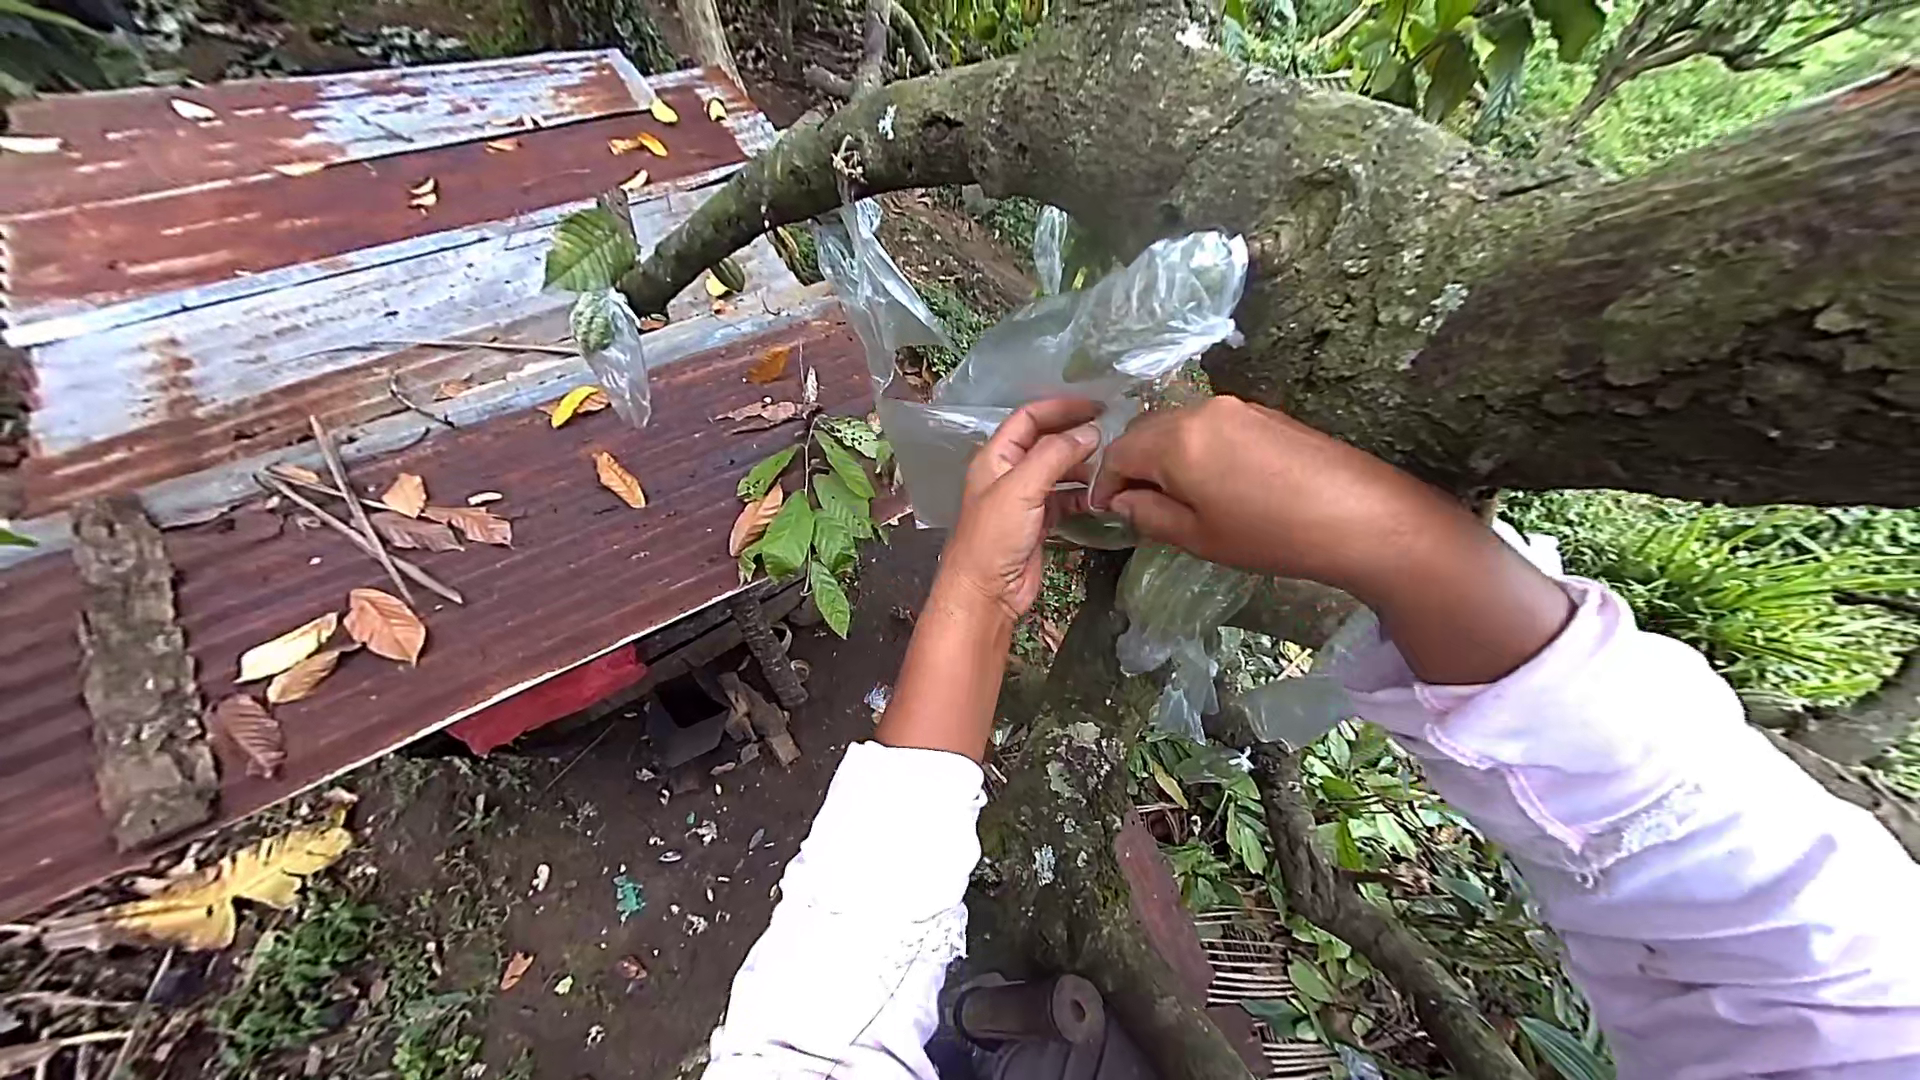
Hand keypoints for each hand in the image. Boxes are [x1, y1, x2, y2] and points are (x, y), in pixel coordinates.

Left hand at [937, 398, 1102, 624]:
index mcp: (995, 457)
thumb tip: (1090, 432)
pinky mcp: (1037, 522)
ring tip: (1110, 468)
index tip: (1097, 405)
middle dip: (1076, 436)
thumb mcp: (1021, 487)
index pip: (1029, 418)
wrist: (986, 592)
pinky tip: (1099, 498)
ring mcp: (1023, 498)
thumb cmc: (994, 537)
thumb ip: (1055, 455)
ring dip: (1082, 467)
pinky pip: (1063, 500)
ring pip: (1057, 471)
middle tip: (1112, 434)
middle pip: (1046, 442)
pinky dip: (1081, 496)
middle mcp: (1009, 473)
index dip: (1061, 407)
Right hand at [1088, 397, 1571, 683]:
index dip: (1103, 484)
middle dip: (1129, 467)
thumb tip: (1121, 501)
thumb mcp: (1195, 535)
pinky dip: (1190, 449)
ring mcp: (1234, 408)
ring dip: (1159, 457)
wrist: (1363, 517)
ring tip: (1169, 495)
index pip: (1117, 453)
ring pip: (1174, 426)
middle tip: (1132, 505)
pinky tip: (1207, 480)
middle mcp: (1199, 411)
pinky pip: (1206, 426)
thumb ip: (1146, 514)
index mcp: (1175, 439)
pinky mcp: (1262, 413)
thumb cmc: (1268, 534)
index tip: (1104, 512)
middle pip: (1142, 432)